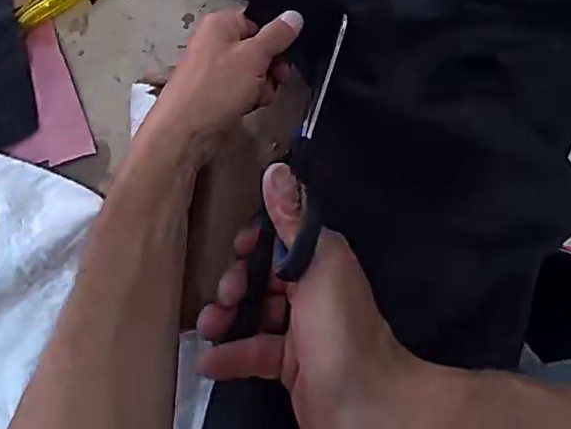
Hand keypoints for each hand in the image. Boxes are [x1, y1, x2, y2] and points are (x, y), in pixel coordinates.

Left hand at [139, 9, 301, 157]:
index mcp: (220, 24)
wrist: (182, 134)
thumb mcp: (255, 56)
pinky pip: (240, 86)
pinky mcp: (212, 90)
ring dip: (263, 83)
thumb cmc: (218, 88)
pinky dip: (249, 95)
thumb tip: (295, 15)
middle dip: (272, 65)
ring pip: (252, 69)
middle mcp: (214, 41)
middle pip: (258, 46)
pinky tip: (249, 105)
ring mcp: (211, 67)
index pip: (260, 21)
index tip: (286, 53)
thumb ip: (278, 34)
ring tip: (259, 96)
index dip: (275, 38)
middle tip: (279, 78)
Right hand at [199, 163, 445, 428]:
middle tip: (224, 293)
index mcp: (324, 256)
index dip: (259, 239)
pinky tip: (210, 360)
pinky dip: (231, 354)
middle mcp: (313, 286)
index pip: (285, 236)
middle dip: (239, 279)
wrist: (361, 401)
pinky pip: (254, 352)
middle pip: (266, 274)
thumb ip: (293, 219)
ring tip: (209, 325)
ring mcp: (300, 327)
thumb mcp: (317, 263)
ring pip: (256, 312)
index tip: (238, 247)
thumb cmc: (339, 324)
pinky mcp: (289, 364)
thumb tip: (276, 169)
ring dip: (229, 316)